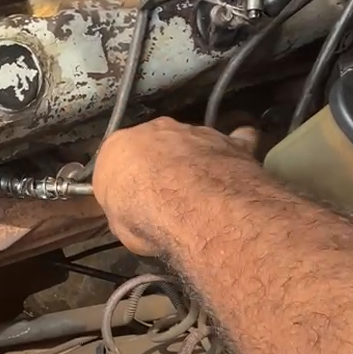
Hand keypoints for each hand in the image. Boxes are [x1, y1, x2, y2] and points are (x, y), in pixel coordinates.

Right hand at [92, 119, 260, 255]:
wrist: (192, 206)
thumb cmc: (142, 215)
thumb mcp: (117, 223)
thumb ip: (125, 209)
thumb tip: (136, 216)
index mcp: (116, 147)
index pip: (116, 159)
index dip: (125, 180)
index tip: (132, 199)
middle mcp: (153, 130)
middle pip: (154, 144)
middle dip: (158, 164)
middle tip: (165, 194)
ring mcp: (193, 131)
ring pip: (191, 140)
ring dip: (193, 159)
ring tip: (201, 189)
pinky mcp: (230, 140)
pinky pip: (236, 138)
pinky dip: (236, 148)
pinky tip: (235, 164)